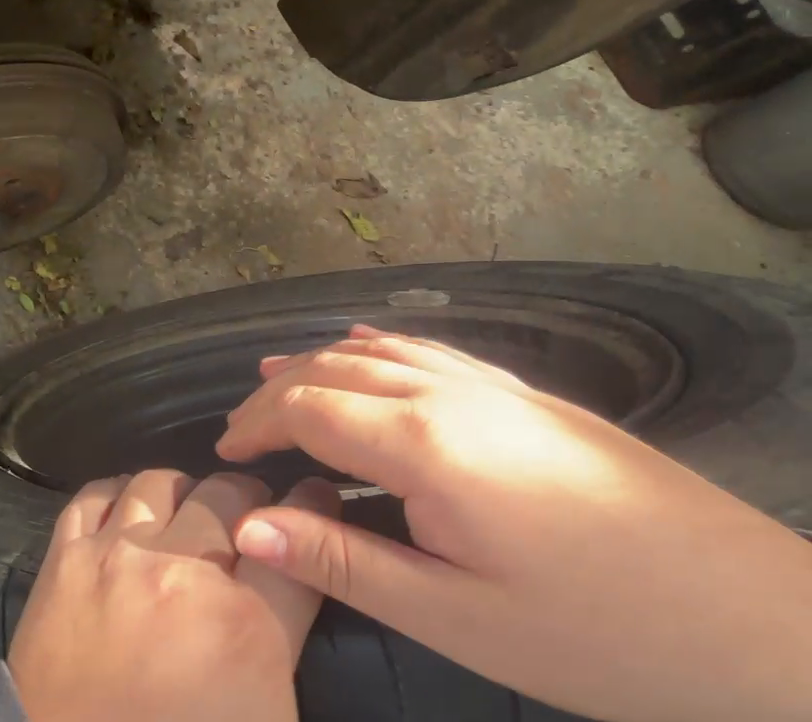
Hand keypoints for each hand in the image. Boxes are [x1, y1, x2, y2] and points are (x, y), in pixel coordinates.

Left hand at [7, 469, 340, 721]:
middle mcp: (177, 569)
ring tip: (189, 508)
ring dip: (183, 492)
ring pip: (156, 484)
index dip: (312, 511)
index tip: (317, 495)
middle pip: (223, 497)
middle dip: (247, 497)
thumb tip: (282, 592)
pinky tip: (127, 508)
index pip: (290, 547)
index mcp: (244, 624)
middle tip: (250, 510)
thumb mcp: (267, 718)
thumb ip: (279, 643)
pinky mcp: (62, 555)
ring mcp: (112, 554)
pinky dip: (118, 493)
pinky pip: (92, 495)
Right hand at [218, 326, 811, 721]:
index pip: (305, 408)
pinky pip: (436, 352)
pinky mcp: (539, 402)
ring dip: (317, 362)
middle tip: (241, 430)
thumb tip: (246, 527)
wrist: (782, 634)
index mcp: (424, 444)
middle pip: (334, 370)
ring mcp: (501, 392)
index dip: (254, 425)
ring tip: (274, 374)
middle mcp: (452, 397)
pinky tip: (366, 346)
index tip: (225, 455)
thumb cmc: (605, 636)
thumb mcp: (458, 618)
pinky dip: (381, 346)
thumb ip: (343, 562)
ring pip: (382, 353)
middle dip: (275, 393)